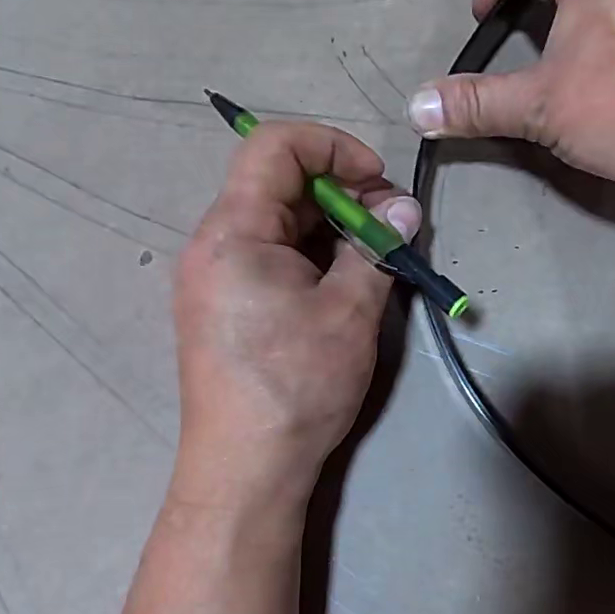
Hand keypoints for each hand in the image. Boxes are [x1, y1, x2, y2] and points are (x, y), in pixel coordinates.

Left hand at [171, 122, 420, 511]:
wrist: (244, 468)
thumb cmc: (294, 386)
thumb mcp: (349, 313)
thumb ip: (377, 249)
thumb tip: (403, 209)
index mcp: (232, 232)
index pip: (274, 145)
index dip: (332, 147)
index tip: (376, 181)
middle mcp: (211, 244)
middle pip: (275, 182)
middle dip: (339, 189)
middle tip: (388, 222)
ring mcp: (211, 275)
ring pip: (274, 219)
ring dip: (327, 224)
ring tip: (372, 253)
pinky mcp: (221, 303)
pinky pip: (266, 253)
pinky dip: (307, 252)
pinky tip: (341, 278)